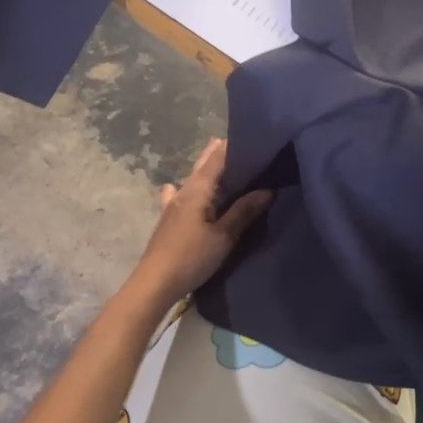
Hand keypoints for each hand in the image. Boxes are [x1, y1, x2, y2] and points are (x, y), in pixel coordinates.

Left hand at [128, 139, 271, 305]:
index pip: (218, 156)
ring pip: (194, 178)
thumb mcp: (224, 236)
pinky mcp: (169, 217)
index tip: (255, 138)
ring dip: (211, 171)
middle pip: (204, 163)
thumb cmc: (191, 257)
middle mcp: (184, 189)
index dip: (235, 145)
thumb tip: (267, 189)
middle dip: (223, 154)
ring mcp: (173, 203)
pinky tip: (186, 191)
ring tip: (230, 168)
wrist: (154, 283)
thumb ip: (244, 211)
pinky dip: (192, 188)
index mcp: (198, 188)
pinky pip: (182, 194)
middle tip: (249, 151)